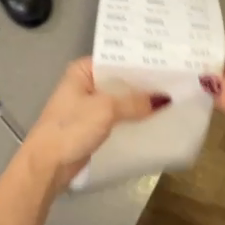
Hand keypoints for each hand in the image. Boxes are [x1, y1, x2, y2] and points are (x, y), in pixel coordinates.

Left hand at [20, 58, 167, 194]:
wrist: (47, 165)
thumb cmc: (71, 128)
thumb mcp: (105, 109)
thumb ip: (134, 102)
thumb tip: (163, 100)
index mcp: (82, 70)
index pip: (117, 60)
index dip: (141, 64)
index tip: (169, 65)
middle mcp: (85, 84)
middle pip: (121, 81)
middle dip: (144, 84)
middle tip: (177, 82)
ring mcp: (89, 106)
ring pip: (121, 100)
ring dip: (140, 103)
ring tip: (172, 100)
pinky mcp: (93, 126)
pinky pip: (118, 117)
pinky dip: (133, 118)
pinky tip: (154, 119)